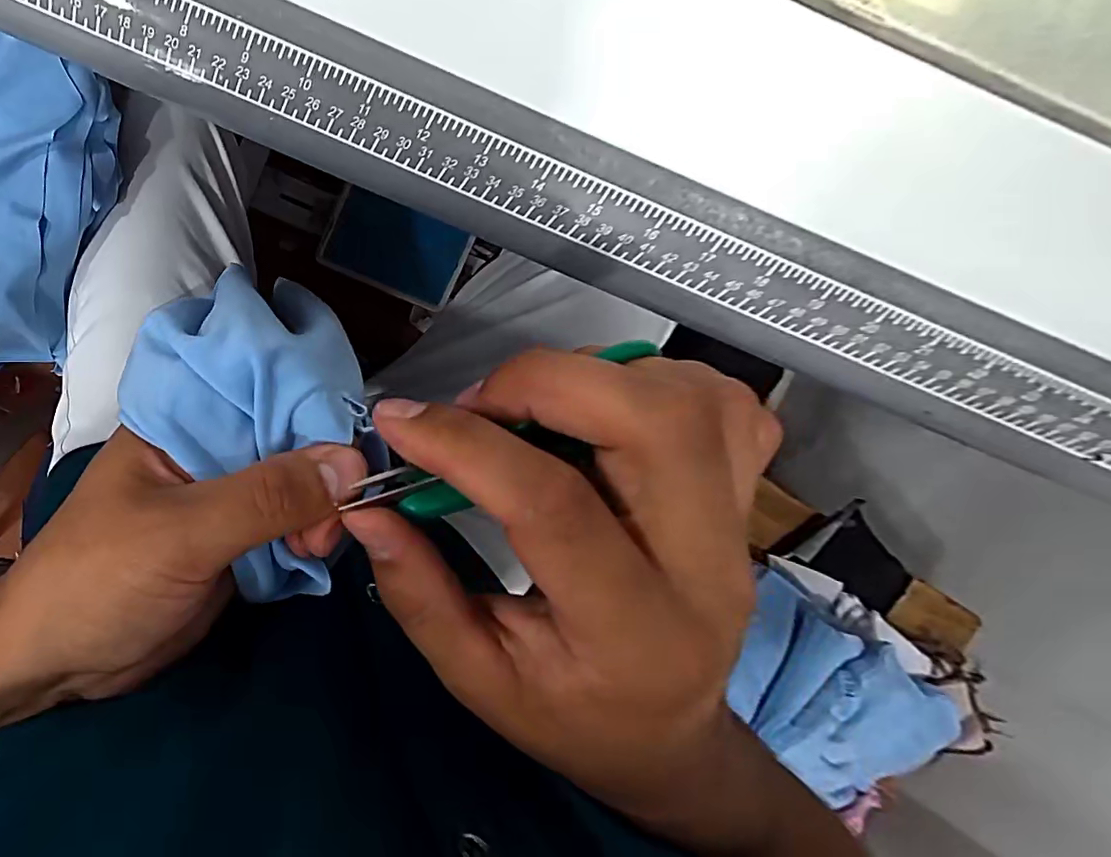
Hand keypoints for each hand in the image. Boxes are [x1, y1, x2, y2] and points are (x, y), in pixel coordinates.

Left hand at [0, 428, 365, 730]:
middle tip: (340, 515)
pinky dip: (306, 535)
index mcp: (177, 419)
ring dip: (317, 507)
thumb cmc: (101, 579)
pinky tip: (317, 553)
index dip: (310, 404)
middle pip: (282, 434)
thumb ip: (266, 495)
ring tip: (321, 545)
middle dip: (320, 467)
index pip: (258, 386)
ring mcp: (217, 495)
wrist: (54, 661)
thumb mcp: (184, 532)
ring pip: (289, 482)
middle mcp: (202, 447)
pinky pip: (283, 523)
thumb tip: (352, 461)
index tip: (354, 444)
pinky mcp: (229, 540)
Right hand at [341, 347, 836, 852]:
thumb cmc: (567, 711)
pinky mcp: (742, 490)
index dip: (462, 444)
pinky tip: (594, 411)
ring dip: (588, 375)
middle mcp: (704, 563)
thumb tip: (367, 508)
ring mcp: (736, 519)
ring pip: (685, 394)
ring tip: (527, 410)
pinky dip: (644, 378)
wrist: (670, 734)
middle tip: (476, 407)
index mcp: (630, 628)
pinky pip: (716, 398)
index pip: (551, 503)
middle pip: (651, 420)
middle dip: (540, 381)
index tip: (396, 421)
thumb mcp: (474, 676)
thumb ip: (416, 592)